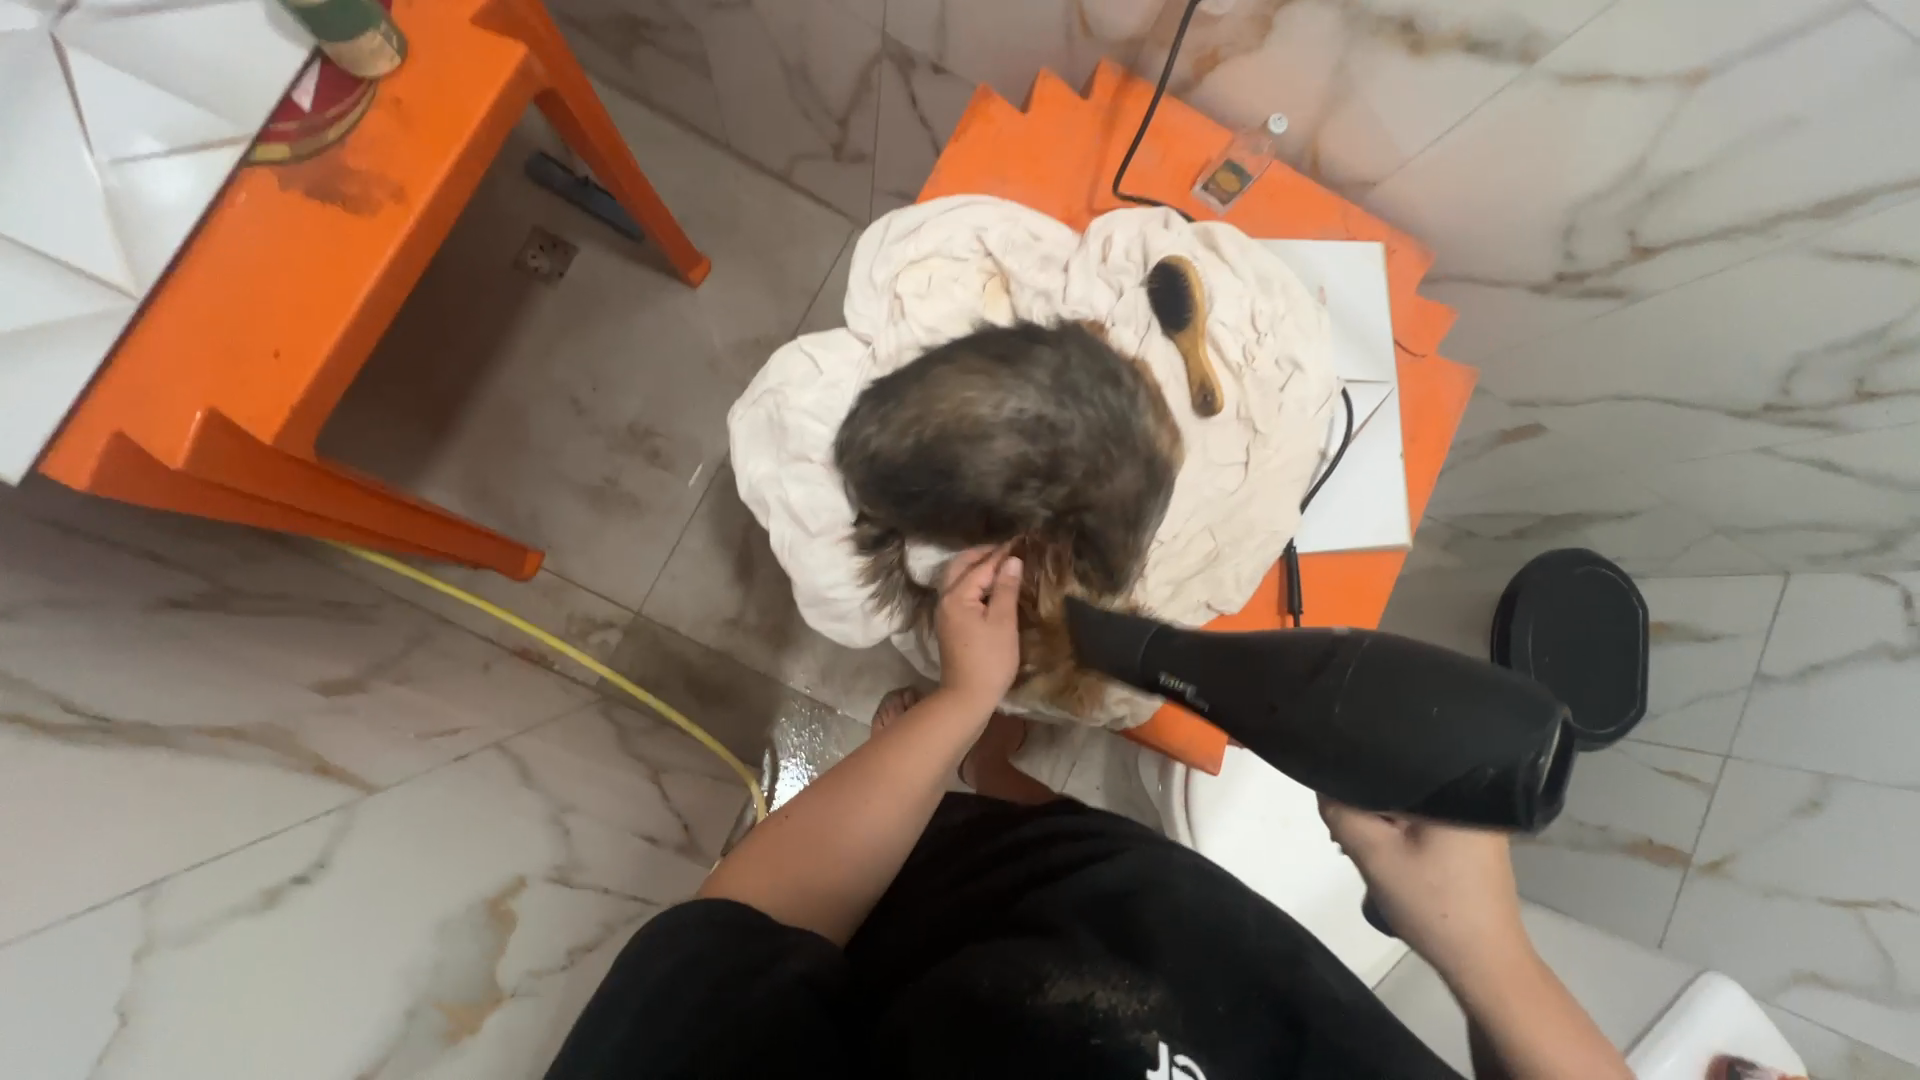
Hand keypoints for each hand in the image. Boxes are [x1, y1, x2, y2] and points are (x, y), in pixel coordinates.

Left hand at [934, 545, 1022, 709]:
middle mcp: (945, 599)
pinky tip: (991, 587)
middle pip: (960, 566)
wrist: (966, 696)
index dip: (1001, 554)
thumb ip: (1006, 588)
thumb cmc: (990, 660)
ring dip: (976, 567)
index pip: (980, 566)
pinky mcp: (948, 623)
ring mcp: (944, 612)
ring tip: (1002, 565)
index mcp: (957, 596)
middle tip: (1008, 551)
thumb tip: (1012, 561)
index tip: (1020, 542)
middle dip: (983, 555)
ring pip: (957, 578)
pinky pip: (958, 592)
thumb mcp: (1003, 622)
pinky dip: (973, 582)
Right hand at [1319, 797, 1531, 984]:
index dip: (1354, 782)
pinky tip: (1393, 859)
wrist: (1484, 965)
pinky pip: (1424, 824)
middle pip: (1398, 784)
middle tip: (1349, 836)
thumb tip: (1325, 783)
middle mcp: (1471, 798)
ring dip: (1383, 823)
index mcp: (1455, 789)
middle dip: (1368, 805)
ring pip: (1409, 806)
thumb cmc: (1432, 905)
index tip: (1338, 810)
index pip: (1388, 764)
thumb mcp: (1373, 854)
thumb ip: (1341, 811)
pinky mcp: (1472, 844)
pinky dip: (1402, 835)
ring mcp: (1476, 824)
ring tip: (1369, 850)